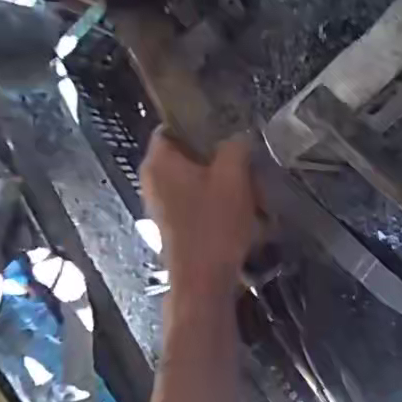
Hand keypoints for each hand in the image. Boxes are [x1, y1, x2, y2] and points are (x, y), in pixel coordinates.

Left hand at [140, 130, 259, 297]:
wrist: (203, 278)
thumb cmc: (215, 222)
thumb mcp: (234, 176)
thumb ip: (236, 147)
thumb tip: (239, 137)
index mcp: (159, 162)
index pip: (172, 127)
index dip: (199, 122)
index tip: (228, 125)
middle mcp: (152, 179)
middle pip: (186, 153)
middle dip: (216, 152)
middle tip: (246, 154)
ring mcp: (160, 203)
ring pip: (194, 176)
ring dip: (220, 176)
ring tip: (249, 181)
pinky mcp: (173, 222)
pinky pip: (195, 197)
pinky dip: (215, 196)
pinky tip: (241, 205)